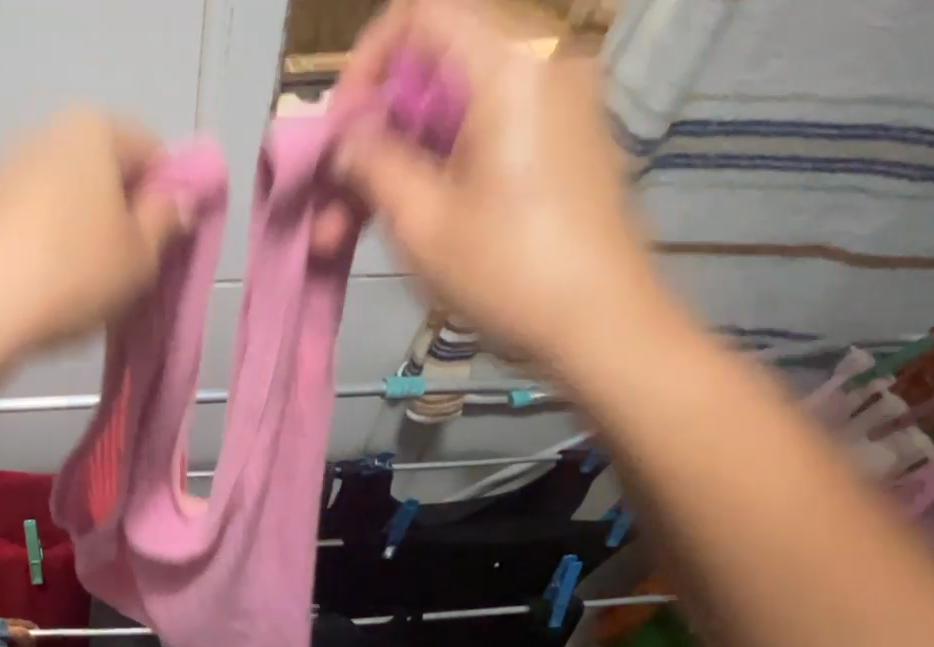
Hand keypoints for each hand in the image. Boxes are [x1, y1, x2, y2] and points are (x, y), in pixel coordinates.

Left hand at [0, 109, 186, 369]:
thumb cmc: (70, 276)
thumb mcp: (139, 256)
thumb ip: (167, 219)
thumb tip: (177, 198)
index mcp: (92, 130)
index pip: (152, 151)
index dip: (168, 198)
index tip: (166, 245)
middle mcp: (41, 135)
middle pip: (101, 173)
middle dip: (119, 216)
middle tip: (127, 272)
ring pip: (62, 202)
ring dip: (80, 236)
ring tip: (81, 290)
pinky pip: (25, 225)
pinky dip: (40, 250)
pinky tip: (40, 292)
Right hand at [328, 0, 670, 371]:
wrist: (605, 328)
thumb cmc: (509, 272)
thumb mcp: (421, 220)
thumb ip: (372, 163)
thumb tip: (346, 137)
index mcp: (510, 67)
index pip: (420, 14)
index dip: (365, 64)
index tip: (339, 131)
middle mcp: (538, 68)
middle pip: (428, 72)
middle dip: (368, 137)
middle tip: (329, 205)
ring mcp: (551, 108)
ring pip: (445, 114)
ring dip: (389, 167)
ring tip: (344, 236)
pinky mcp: (555, 146)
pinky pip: (476, 136)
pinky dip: (430, 173)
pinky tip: (396, 227)